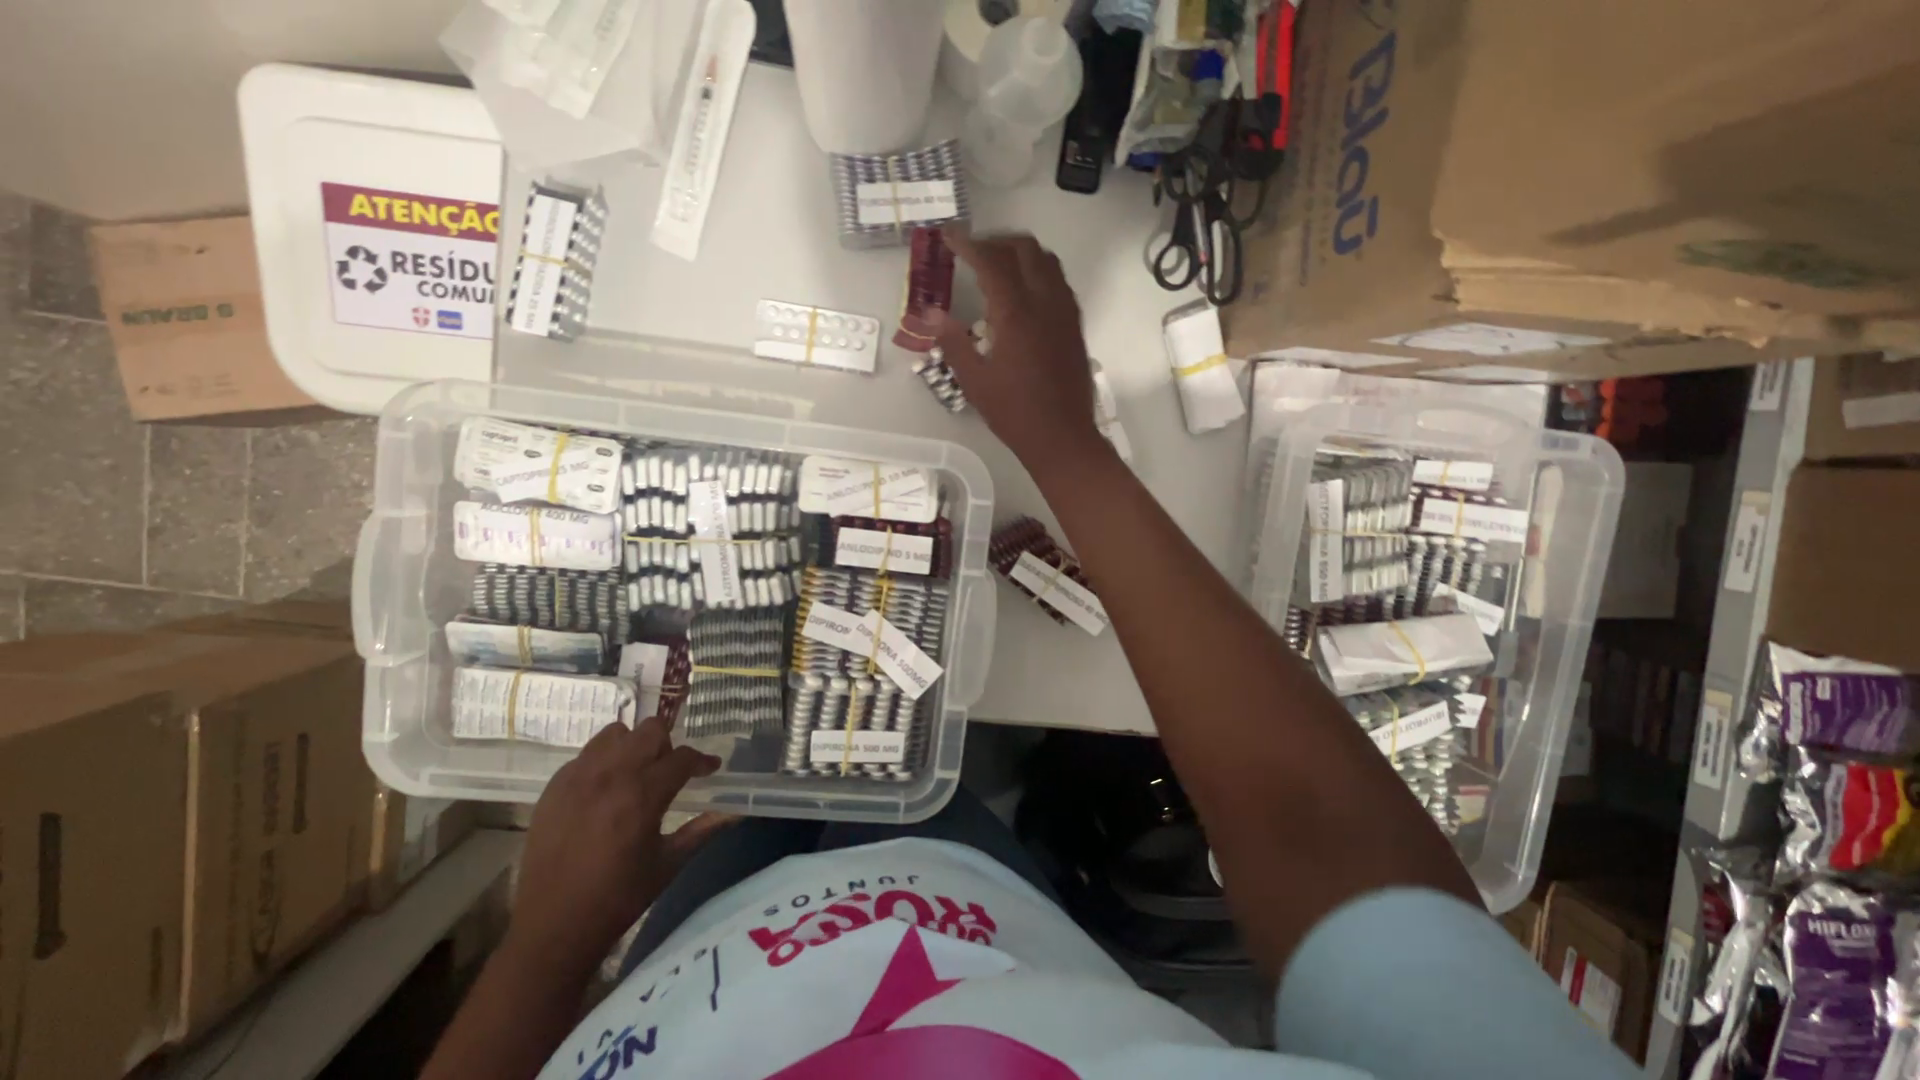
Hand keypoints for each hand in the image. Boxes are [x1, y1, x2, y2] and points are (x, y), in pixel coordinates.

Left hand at [509, 716, 729, 967]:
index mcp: (642, 795)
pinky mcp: (554, 787)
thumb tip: (735, 812)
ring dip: (632, 746)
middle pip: (649, 731)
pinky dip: (602, 762)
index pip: (682, 757)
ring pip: (614, 734)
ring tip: (635, 775)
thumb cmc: (618, 898)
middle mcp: (609, 776)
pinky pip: (585, 755)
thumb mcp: (668, 864)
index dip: (702, 761)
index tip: (711, 769)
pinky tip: (605, 792)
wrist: (554, 925)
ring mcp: (577, 778)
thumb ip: (702, 830)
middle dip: (667, 746)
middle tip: (670, 772)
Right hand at [931, 230, 1109, 466]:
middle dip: (995, 242)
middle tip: (972, 251)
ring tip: (997, 265)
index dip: (967, 244)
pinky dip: (1038, 271)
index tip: (948, 236)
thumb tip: (931, 314)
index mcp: (1016, 314)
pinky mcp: (1075, 324)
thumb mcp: (974, 381)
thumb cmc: (1014, 412)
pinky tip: (1023, 291)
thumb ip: (953, 342)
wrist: (1063, 436)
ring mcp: (1064, 311)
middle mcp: (1045, 303)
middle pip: (1023, 249)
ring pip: (1046, 260)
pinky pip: (1058, 281)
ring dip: (1020, 253)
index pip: (991, 262)